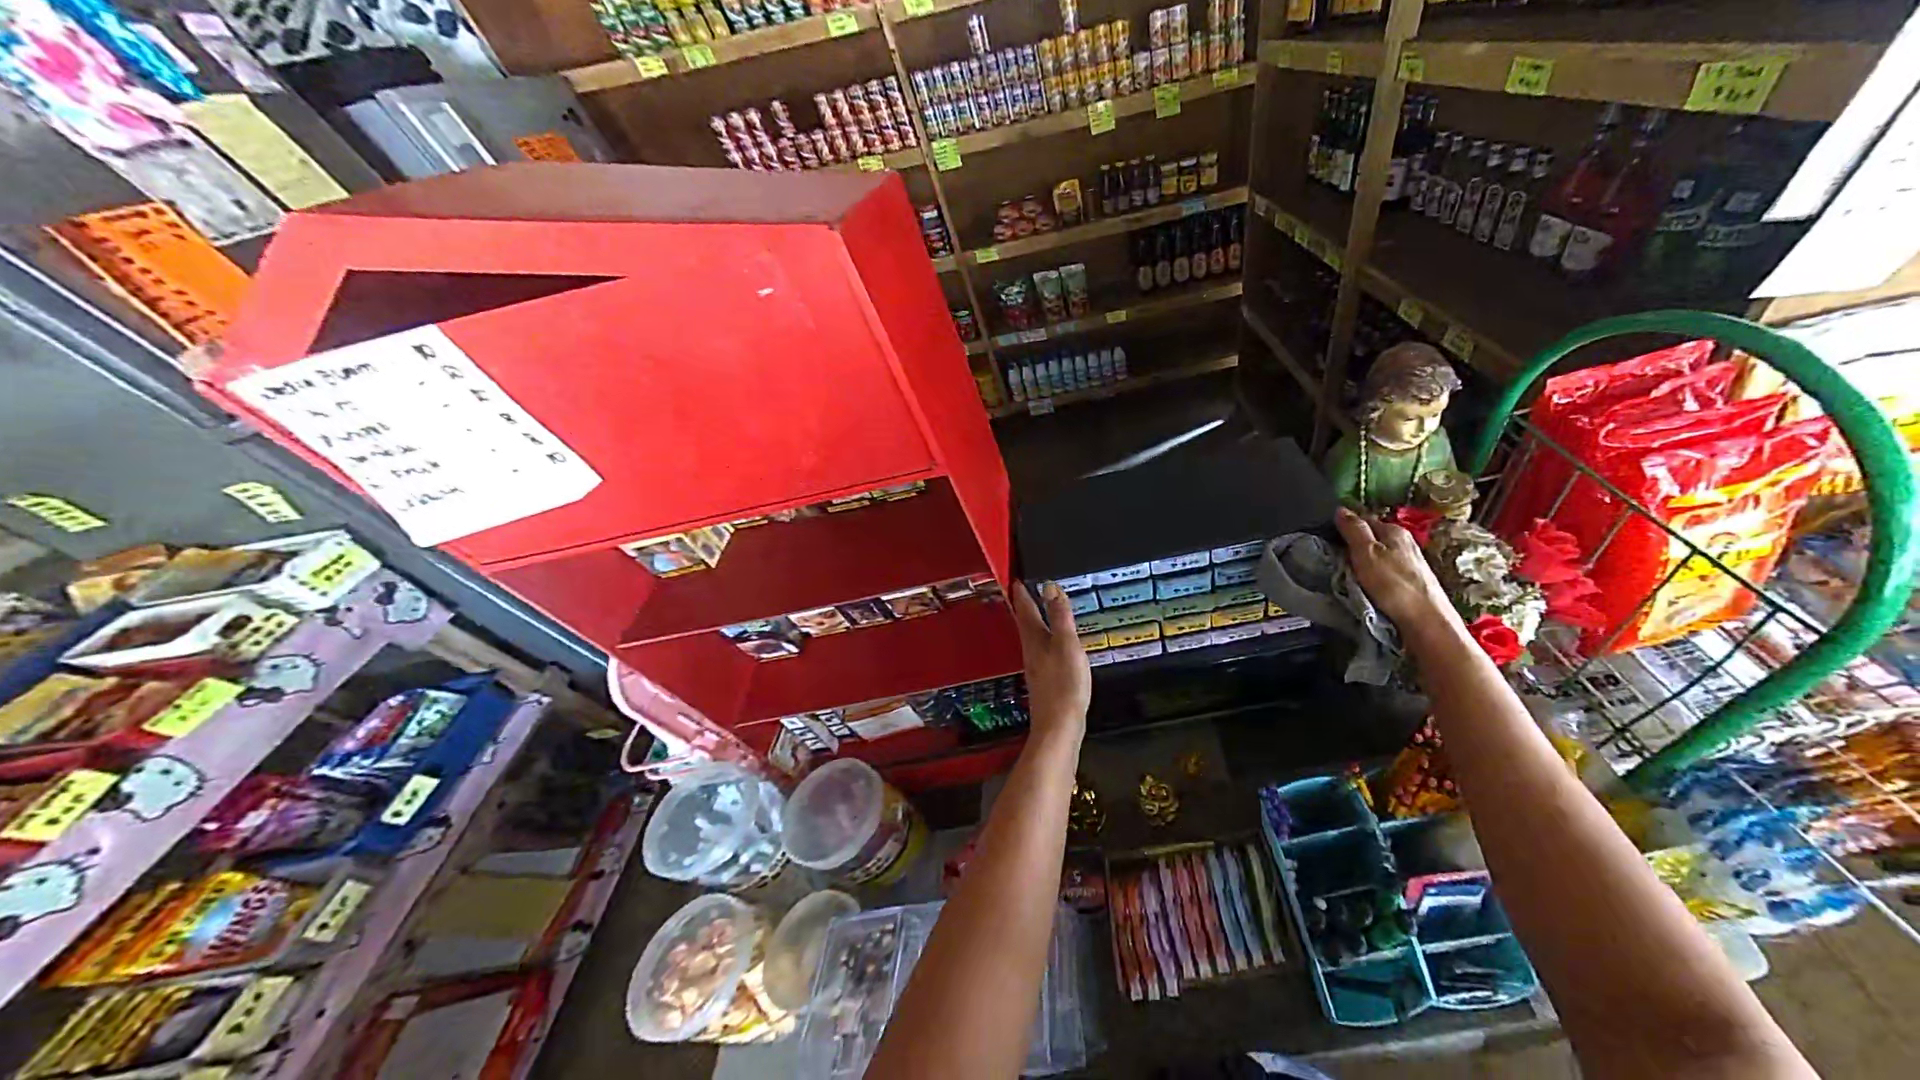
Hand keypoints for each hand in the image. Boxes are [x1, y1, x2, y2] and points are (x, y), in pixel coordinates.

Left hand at [1010, 581, 1090, 740]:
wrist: (1059, 726)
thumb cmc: (1064, 685)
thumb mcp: (1066, 644)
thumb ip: (1059, 616)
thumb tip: (1049, 586)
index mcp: (1034, 638)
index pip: (1025, 608)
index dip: (1021, 591)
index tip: (1017, 577)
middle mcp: (1031, 650)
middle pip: (1026, 621)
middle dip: (1026, 604)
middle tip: (1026, 589)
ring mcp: (1036, 665)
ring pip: (1033, 635)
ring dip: (1035, 620)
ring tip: (1040, 609)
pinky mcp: (1045, 678)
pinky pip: (1043, 649)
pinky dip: (1046, 638)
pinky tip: (1054, 643)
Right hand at [1334, 507, 1459, 636]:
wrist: (1425, 621)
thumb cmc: (1392, 585)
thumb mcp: (1366, 553)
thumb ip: (1353, 530)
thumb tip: (1341, 508)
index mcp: (1393, 530)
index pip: (1362, 519)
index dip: (1343, 527)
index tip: (1327, 539)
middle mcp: (1404, 541)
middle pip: (1370, 537)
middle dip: (1352, 545)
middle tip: (1334, 559)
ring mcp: (1409, 560)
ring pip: (1377, 553)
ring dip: (1362, 560)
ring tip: (1347, 573)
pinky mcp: (1410, 579)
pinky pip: (1384, 568)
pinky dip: (1372, 573)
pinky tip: (1366, 584)